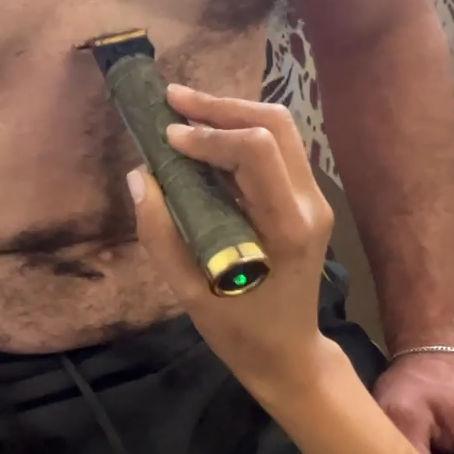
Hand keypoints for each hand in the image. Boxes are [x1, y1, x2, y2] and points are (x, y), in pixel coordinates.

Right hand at [128, 84, 339, 394]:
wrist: (289, 354)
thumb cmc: (238, 330)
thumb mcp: (188, 291)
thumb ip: (160, 233)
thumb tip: (139, 176)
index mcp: (286, 227)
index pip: (256, 151)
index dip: (209, 135)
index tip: (167, 138)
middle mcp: (309, 204)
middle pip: (274, 124)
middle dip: (219, 106)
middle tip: (171, 99)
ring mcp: (314, 200)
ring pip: (279, 129)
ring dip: (230, 113)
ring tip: (184, 110)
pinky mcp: (306, 200)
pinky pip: (277, 149)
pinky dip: (238, 133)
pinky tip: (204, 136)